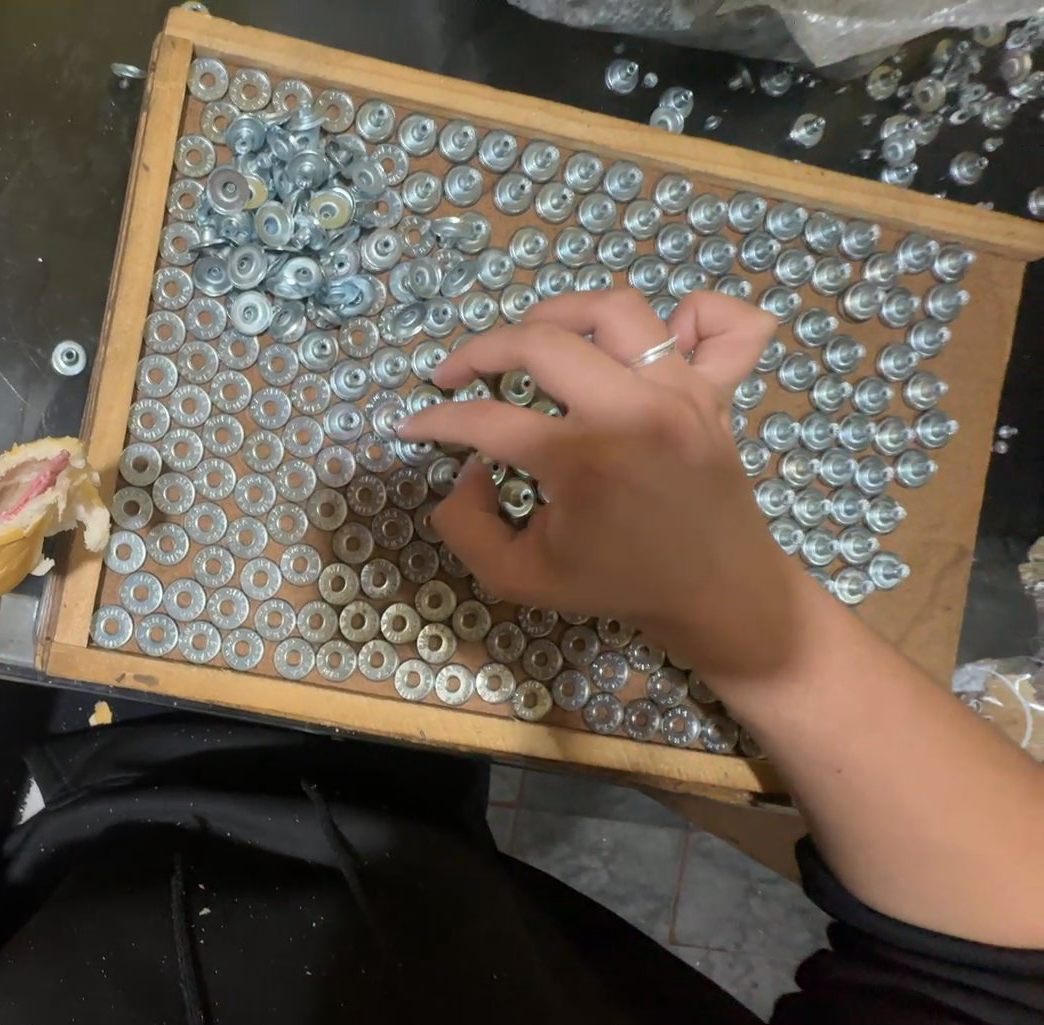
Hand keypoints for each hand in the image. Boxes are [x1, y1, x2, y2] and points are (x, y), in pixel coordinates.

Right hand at [399, 288, 806, 679]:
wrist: (718, 595)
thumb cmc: (611, 583)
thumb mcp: (512, 575)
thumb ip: (464, 523)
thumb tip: (469, 468)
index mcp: (582, 458)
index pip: (484, 419)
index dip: (434, 420)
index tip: (412, 427)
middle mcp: (633, 410)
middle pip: (541, 341)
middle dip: (478, 351)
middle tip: (452, 375)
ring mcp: (684, 393)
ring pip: (618, 310)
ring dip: (559, 312)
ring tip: (529, 338)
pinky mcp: (720, 392)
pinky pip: (730, 324)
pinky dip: (693, 314)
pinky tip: (654, 338)